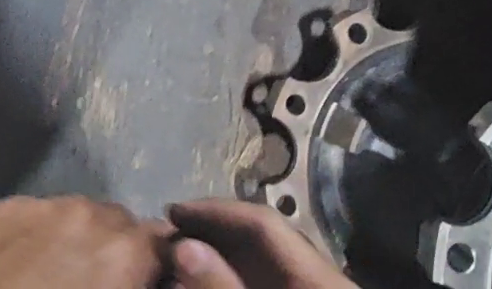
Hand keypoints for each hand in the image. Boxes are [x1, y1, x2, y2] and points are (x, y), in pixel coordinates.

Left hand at [0, 195, 175, 288]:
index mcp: (121, 248)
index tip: (152, 281)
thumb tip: (150, 278)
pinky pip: (39, 213)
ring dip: (81, 237)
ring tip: (66, 274)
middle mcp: (83, 212)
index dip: (160, 262)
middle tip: (106, 283)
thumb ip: (134, 280)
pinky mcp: (3, 207)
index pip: (161, 238)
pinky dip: (44, 233)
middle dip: (118, 247)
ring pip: (77, 213)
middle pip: (118, 221)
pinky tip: (29, 265)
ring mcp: (39, 204)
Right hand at [164, 199, 357, 288]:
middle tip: (169, 232)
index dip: (215, 210)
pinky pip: (267, 279)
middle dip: (213, 231)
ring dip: (219, 254)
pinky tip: (206, 276)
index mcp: (322, 278)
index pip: (264, 222)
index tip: (172, 211)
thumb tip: (181, 244)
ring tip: (181, 253)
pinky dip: (233, 274)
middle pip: (263, 239)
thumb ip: (224, 288)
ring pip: (262, 260)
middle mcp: (321, 276)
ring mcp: (312, 286)